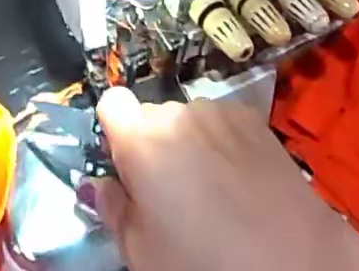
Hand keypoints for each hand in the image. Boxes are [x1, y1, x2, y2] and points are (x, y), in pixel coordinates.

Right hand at [80, 87, 358, 270]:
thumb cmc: (209, 268)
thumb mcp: (145, 256)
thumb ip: (115, 212)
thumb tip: (102, 186)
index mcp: (139, 140)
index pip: (112, 104)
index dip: (118, 133)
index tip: (131, 167)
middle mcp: (173, 113)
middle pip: (153, 117)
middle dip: (159, 147)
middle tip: (179, 196)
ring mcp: (216, 113)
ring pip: (189, 121)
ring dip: (194, 144)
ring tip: (220, 193)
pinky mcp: (255, 122)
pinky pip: (224, 123)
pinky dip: (226, 144)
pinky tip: (247, 182)